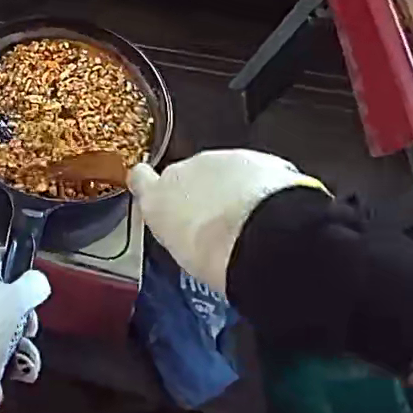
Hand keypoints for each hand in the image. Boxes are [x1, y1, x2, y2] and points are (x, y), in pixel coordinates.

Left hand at [0, 249, 50, 411]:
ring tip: (24, 351)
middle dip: (27, 312)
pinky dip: (19, 363)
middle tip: (29, 322)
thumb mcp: (15, 297)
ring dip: (26, 343)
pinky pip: (9, 356)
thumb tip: (38, 280)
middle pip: (10, 298)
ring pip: (12, 330)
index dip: (15, 259)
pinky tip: (21, 368)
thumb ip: (32, 285)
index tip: (33, 272)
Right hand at [127, 149, 326, 290]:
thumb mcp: (180, 250)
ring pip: (222, 172)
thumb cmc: (213, 253)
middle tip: (216, 224)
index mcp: (155, 197)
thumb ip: (176, 229)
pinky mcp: (251, 158)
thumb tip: (185, 233)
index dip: (150, 184)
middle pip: (187, 176)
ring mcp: (216, 161)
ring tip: (248, 223)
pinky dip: (261, 187)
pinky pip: (254, 171)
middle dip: (201, 193)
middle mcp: (180, 172)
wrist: (255, 238)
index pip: (141, 179)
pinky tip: (271, 212)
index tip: (158, 192)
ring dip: (232, 190)